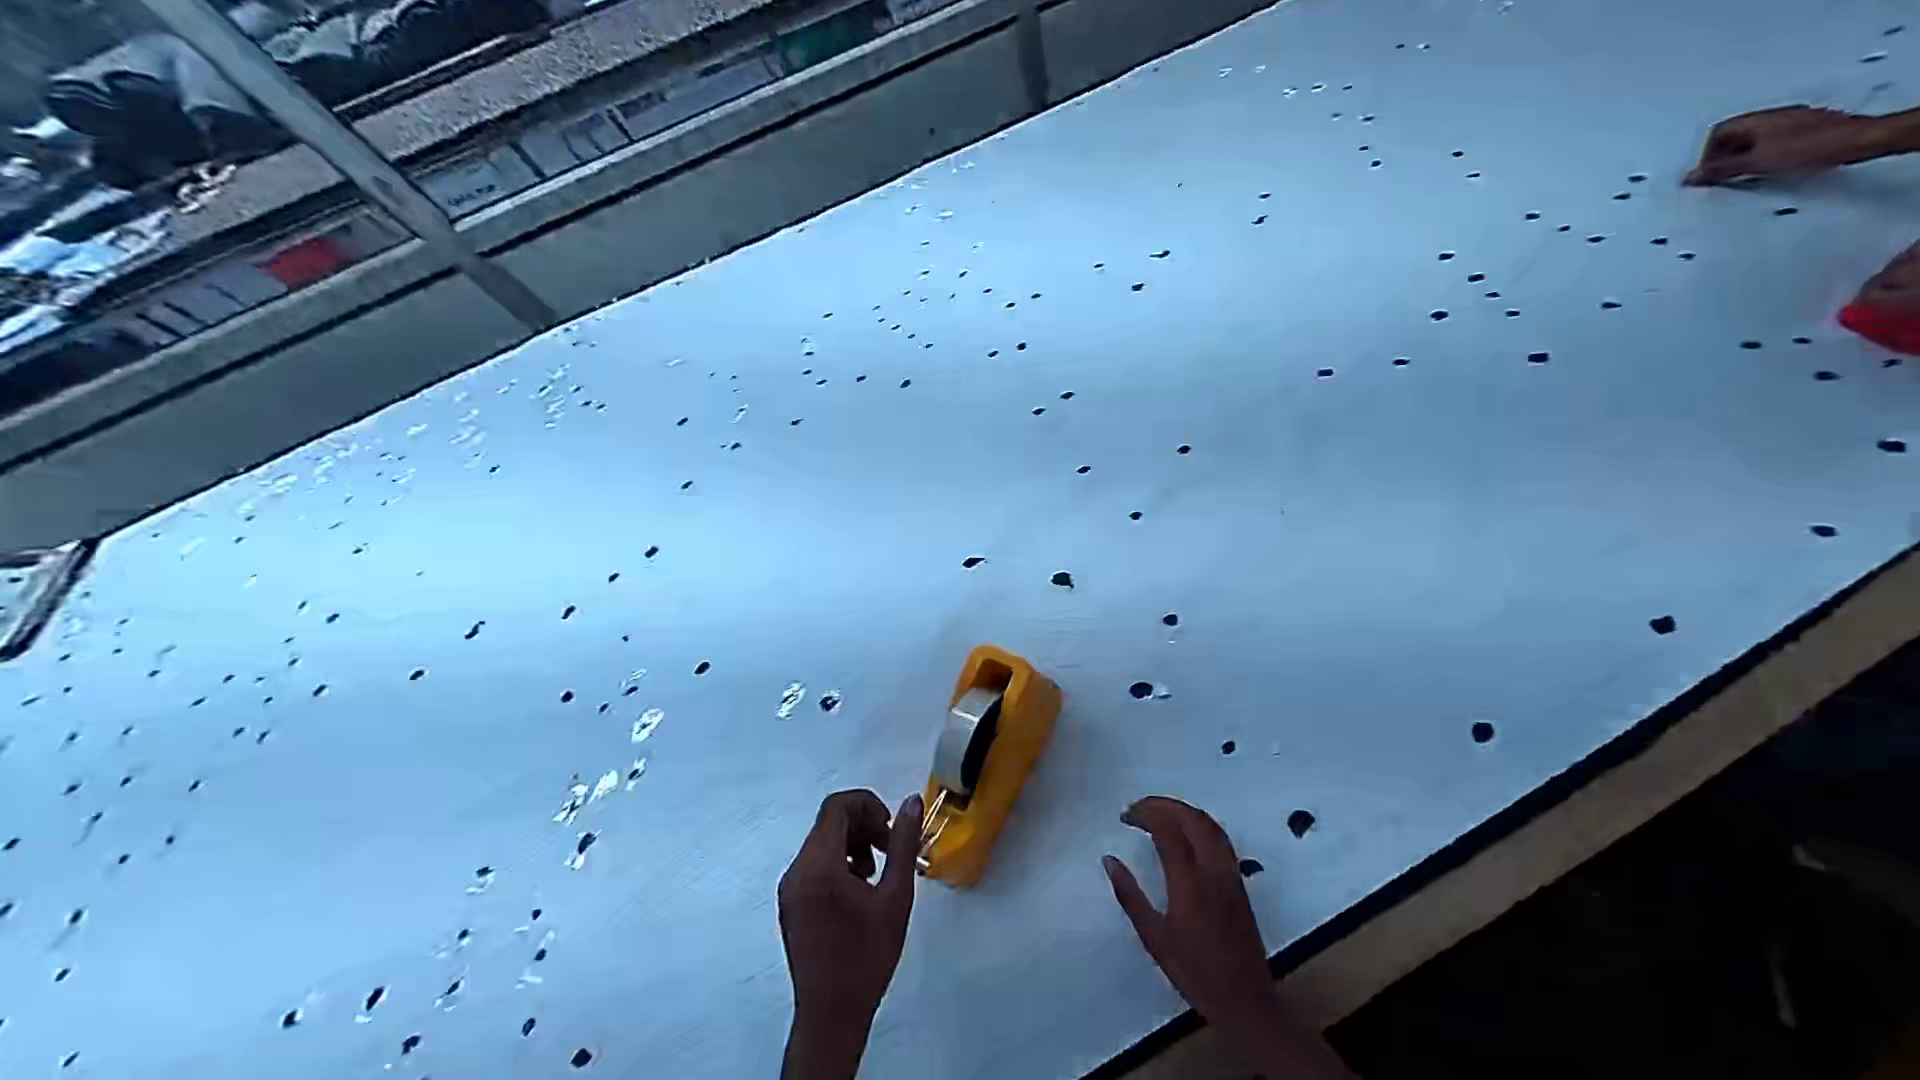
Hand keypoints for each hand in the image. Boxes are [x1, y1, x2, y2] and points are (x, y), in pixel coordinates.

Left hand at [779, 789, 921, 1079]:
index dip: (867, 805)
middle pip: (828, 822)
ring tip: (875, 874)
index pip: (836, 806)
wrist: (832, 1015)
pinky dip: (838, 863)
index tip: (888, 828)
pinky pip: (813, 865)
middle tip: (888, 850)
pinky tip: (858, 891)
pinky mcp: (789, 903)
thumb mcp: (896, 896)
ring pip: (821, 843)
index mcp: (818, 865)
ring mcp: (789, 888)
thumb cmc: (867, 957)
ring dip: (852, 844)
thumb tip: (912, 803)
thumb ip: (903, 843)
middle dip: (862, 826)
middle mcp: (796, 870)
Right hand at [1104, 797, 1354, 1078]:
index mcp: (1189, 882)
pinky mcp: (1239, 881)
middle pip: (1191, 818)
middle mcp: (1213, 870)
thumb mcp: (1154, 937)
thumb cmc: (1195, 971)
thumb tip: (1109, 861)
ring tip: (1158, 811)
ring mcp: (1230, 874)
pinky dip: (1200, 822)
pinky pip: (1220, 837)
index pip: (1168, 829)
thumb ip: (1130, 895)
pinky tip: (1186, 830)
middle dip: (1162, 805)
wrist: (1245, 1001)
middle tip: (1138, 807)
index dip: (1145, 814)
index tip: (1126, 816)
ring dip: (1183, 810)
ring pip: (1210, 824)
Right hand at [1685, 106, 1885, 185]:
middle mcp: (1772, 117)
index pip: (1716, 133)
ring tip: (1741, 173)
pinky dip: (1760, 155)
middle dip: (1721, 156)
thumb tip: (1691, 176)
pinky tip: (1765, 167)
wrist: (1858, 141)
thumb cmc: (1812, 147)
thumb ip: (1719, 170)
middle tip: (1717, 175)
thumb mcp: (1753, 163)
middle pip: (1733, 136)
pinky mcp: (1805, 131)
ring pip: (1752, 139)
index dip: (1705, 154)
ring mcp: (1791, 122)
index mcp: (1756, 121)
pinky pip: (1771, 142)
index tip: (1703, 172)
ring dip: (1740, 156)